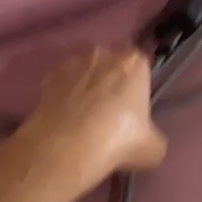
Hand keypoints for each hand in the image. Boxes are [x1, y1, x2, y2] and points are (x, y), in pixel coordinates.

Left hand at [20, 45, 167, 187]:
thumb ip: (153, 136)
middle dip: (110, 78)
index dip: (136, 82)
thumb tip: (146, 139)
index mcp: (134, 63)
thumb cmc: (118, 141)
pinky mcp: (48, 75)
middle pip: (111, 61)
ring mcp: (72, 62)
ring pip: (84, 68)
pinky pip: (62, 81)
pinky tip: (65, 116)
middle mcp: (103, 53)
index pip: (140, 63)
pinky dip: (63, 93)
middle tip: (110, 110)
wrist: (67, 146)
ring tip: (83, 114)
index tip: (133, 102)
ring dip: (86, 83)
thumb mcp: (152, 148)